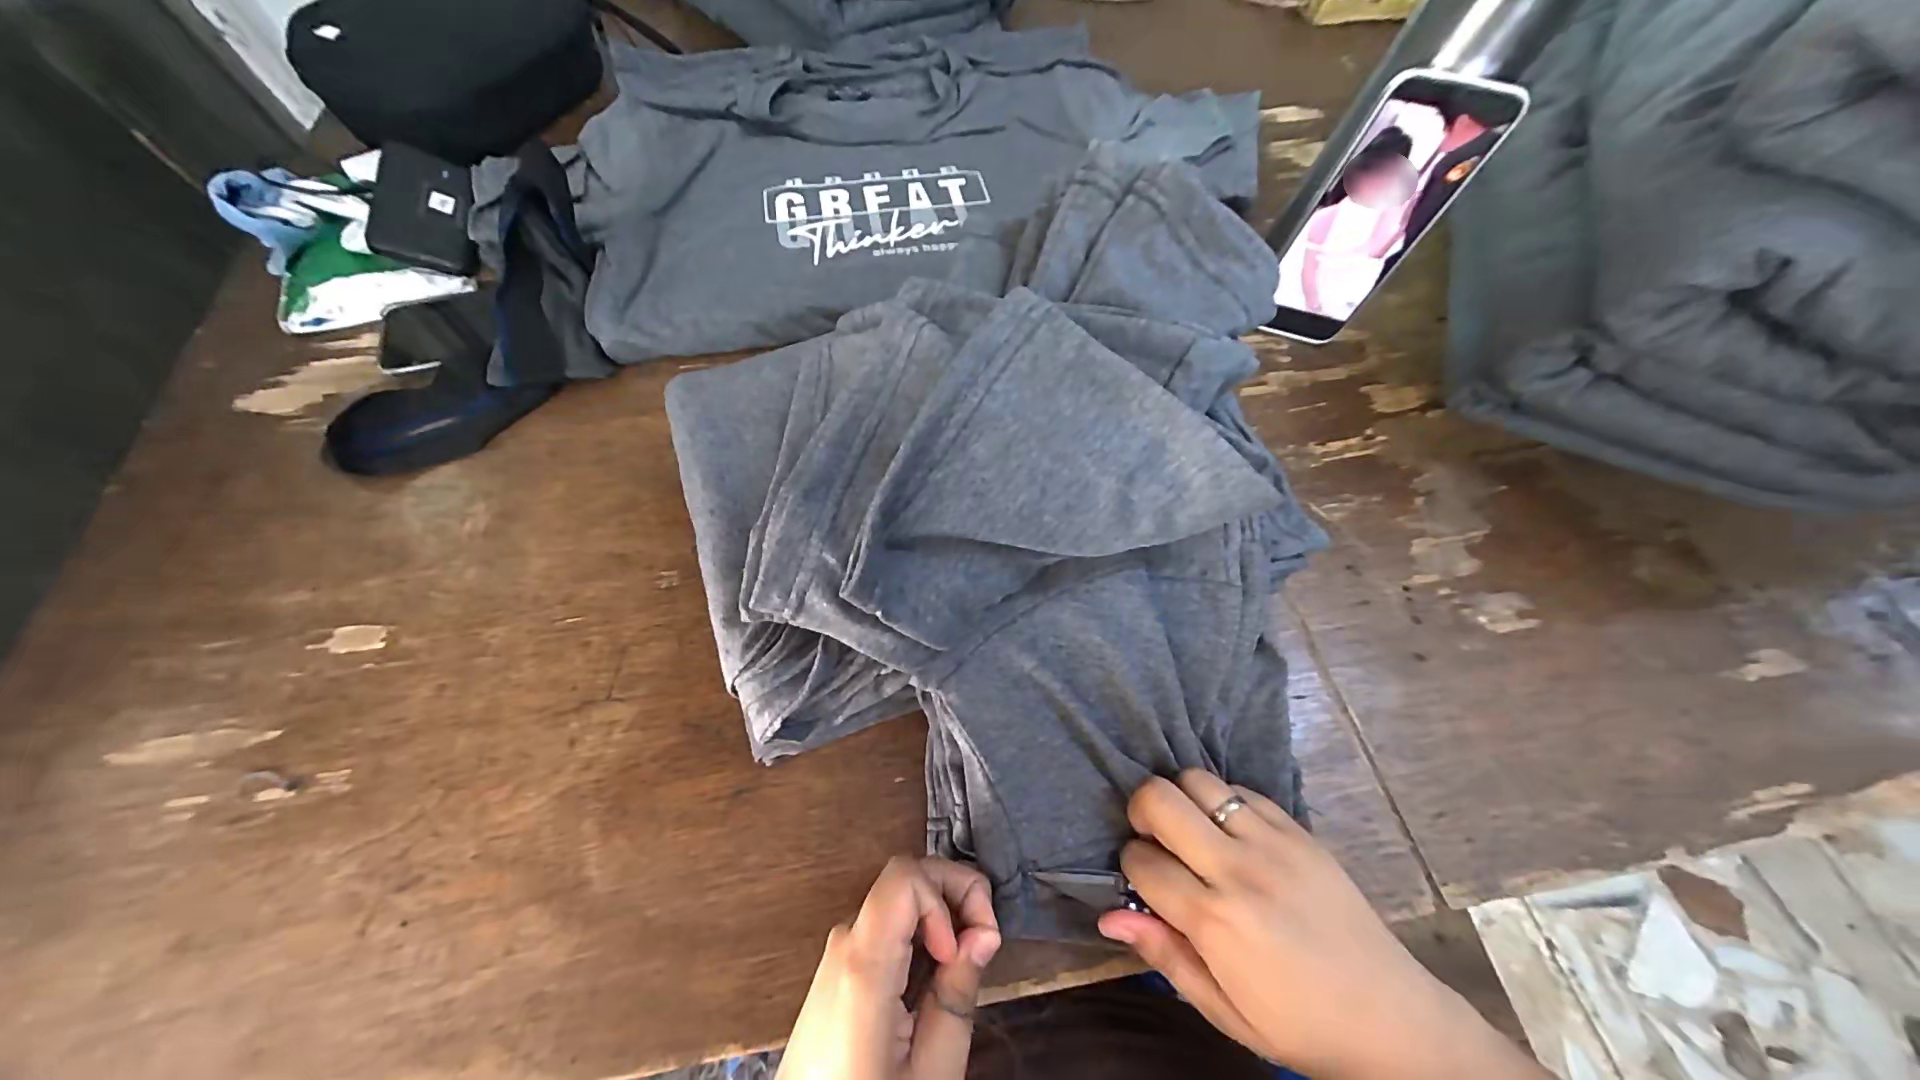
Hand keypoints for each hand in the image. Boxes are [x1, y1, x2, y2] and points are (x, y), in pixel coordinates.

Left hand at [778, 857, 1001, 1079]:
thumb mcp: (931, 1071)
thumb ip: (958, 995)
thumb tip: (984, 932)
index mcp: (864, 964)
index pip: (904, 875)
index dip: (946, 895)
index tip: (961, 949)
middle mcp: (845, 941)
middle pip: (905, 877)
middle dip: (954, 893)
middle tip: (983, 941)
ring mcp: (838, 948)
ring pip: (899, 896)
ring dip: (942, 911)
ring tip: (962, 961)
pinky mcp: (840, 961)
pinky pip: (887, 921)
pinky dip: (922, 927)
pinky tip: (937, 968)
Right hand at [1098, 770, 1545, 1079]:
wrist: (1394, 1019)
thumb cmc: (1298, 1024)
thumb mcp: (1223, 1010)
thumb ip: (1163, 954)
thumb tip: (1107, 917)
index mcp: (1215, 920)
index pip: (1140, 860)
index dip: (1130, 866)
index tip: (1143, 881)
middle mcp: (1238, 869)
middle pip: (1159, 799)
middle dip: (1140, 812)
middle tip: (1154, 838)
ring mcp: (1273, 843)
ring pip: (1197, 780)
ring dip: (1181, 799)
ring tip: (1192, 830)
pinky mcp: (1299, 831)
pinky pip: (1242, 789)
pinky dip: (1223, 801)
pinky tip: (1231, 831)